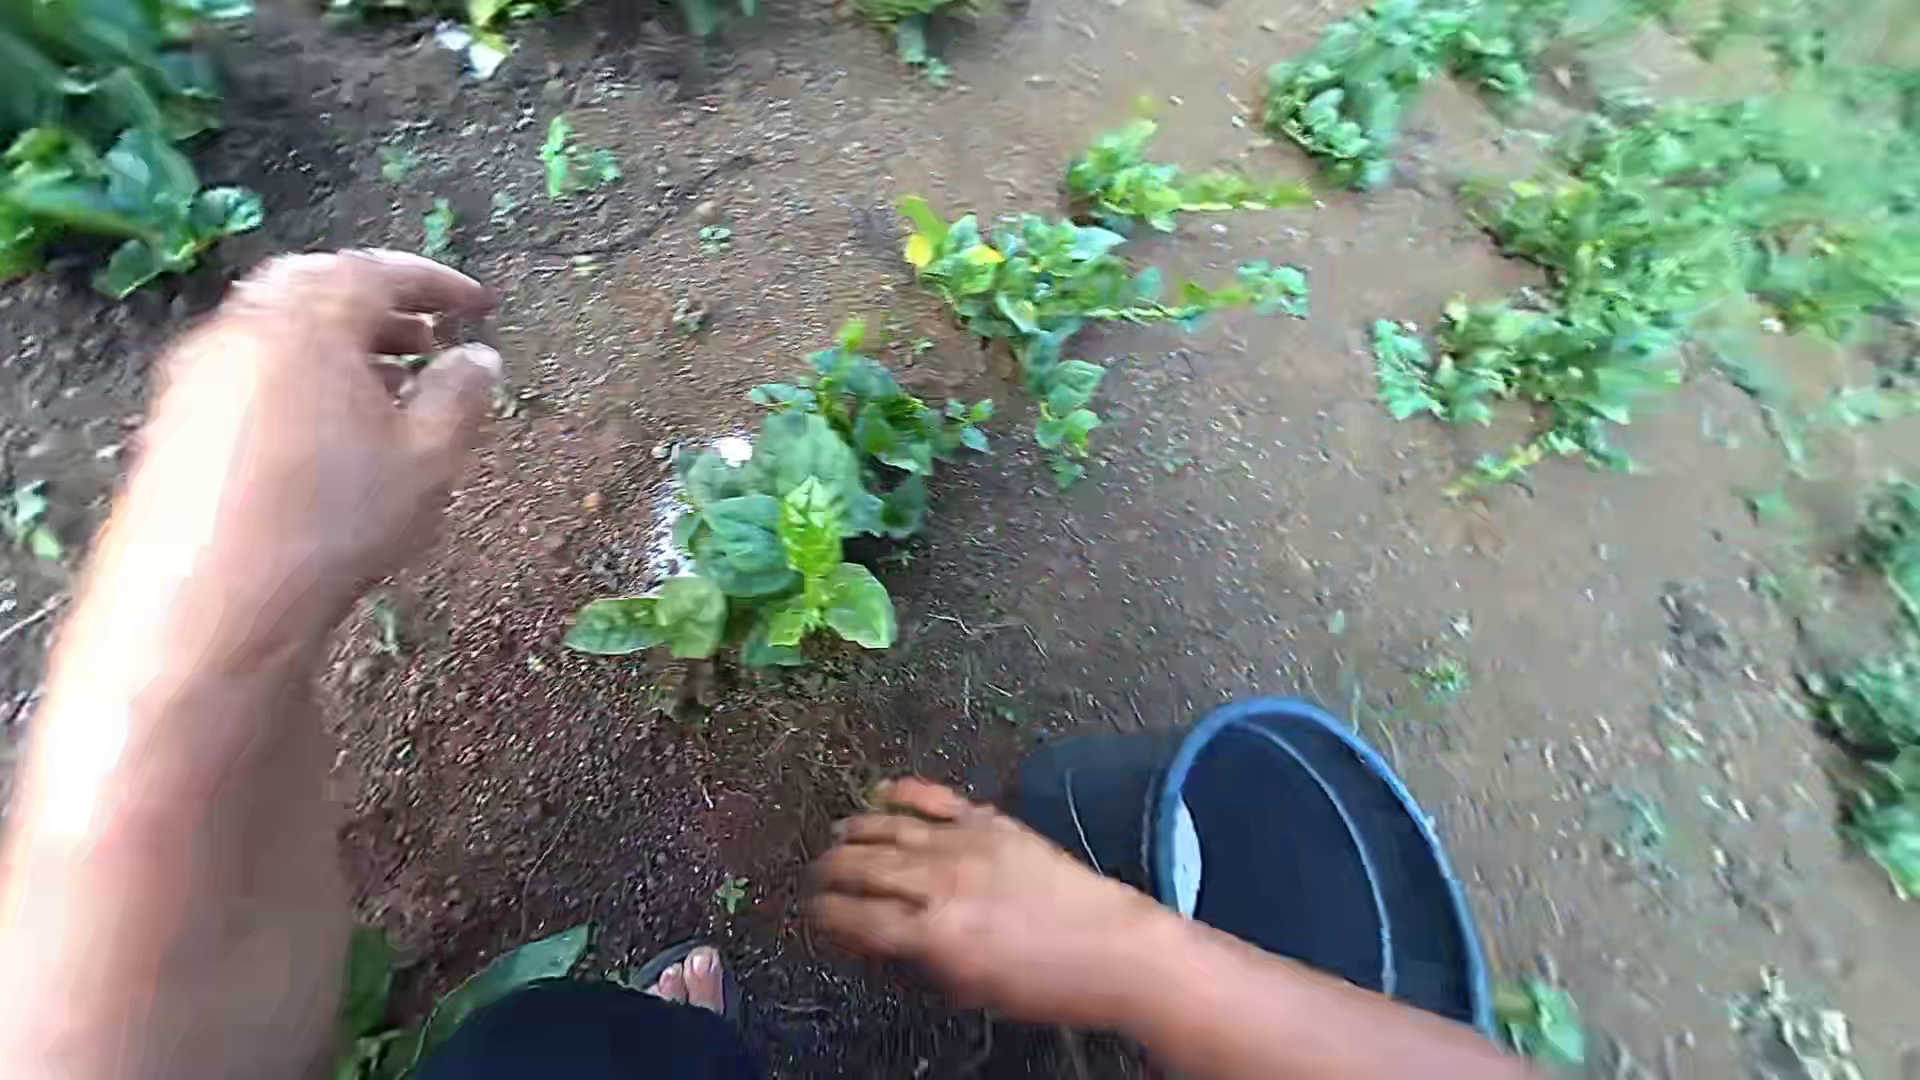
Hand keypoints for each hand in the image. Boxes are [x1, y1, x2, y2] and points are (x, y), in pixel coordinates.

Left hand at [89, 249, 497, 649]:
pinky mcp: (189, 412)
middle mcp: (243, 335)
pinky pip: (264, 358)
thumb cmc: (342, 514)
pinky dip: (319, 362)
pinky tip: (354, 411)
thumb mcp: (430, 454)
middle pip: (317, 285)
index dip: (433, 280)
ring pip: (286, 324)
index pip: (370, 274)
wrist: (218, 594)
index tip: (480, 302)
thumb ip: (461, 394)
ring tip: (406, 372)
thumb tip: (481, 356)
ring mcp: (205, 373)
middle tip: (438, 330)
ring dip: (353, 334)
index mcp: (306, 333)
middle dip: (386, 300)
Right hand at [807, 779, 1177, 1027]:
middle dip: (834, 869)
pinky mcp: (989, 820)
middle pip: (870, 867)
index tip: (813, 910)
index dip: (829, 913)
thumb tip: (878, 936)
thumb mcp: (970, 988)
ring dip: (860, 829)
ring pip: (895, 828)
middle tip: (816, 870)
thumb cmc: (1041, 981)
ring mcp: (966, 842)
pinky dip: (907, 791)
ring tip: (838, 831)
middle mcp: (942, 881)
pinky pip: (938, 798)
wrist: (1107, 943)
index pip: (861, 918)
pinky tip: (884, 789)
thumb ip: (918, 957)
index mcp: (934, 933)